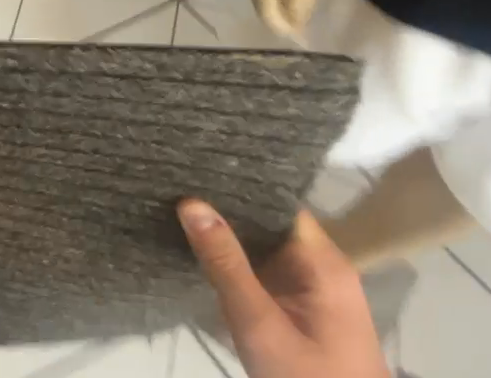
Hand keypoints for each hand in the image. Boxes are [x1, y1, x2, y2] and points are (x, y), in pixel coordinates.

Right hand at [179, 199, 388, 377]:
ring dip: (224, 231)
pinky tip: (195, 246)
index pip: (277, 200)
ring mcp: (313, 288)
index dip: (236, 182)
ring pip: (262, 243)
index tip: (190, 165)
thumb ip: (225, 264)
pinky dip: (232, 256)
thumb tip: (191, 202)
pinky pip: (262, 266)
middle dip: (221, 205)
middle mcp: (323, 267)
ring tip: (170, 205)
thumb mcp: (259, 324)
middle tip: (167, 183)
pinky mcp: (301, 306)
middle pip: (267, 219)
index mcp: (323, 263)